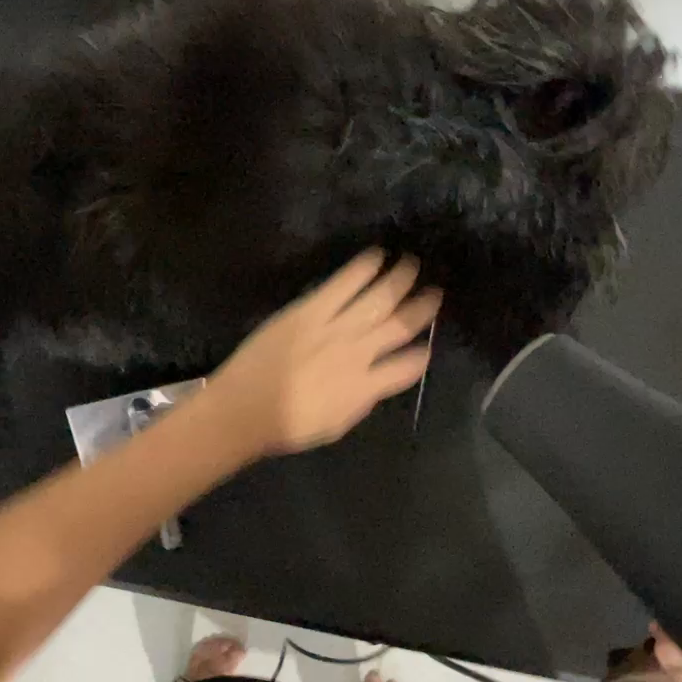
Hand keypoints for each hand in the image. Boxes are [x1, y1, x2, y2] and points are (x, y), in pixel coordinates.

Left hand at [207, 248, 439, 454]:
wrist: (245, 409)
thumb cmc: (289, 426)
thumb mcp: (337, 423)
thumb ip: (361, 400)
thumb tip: (375, 383)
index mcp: (366, 388)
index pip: (408, 368)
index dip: (422, 356)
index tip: (427, 348)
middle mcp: (358, 354)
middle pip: (400, 325)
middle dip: (422, 308)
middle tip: (436, 291)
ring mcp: (334, 329)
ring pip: (378, 299)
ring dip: (399, 280)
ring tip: (413, 264)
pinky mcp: (309, 311)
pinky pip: (343, 284)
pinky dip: (363, 268)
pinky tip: (377, 255)